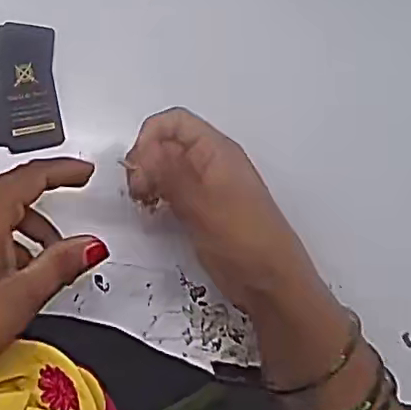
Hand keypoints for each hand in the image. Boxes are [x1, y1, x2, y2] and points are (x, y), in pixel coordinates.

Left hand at [0, 159, 107, 391]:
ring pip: (6, 212)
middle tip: (76, 190)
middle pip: (18, 188)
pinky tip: (26, 273)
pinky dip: (15, 241)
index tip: (84, 171)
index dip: (64, 170)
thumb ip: (60, 263)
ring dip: (34, 226)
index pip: (33, 174)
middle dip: (51, 193)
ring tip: (55, 256)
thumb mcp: (21, 295)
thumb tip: (90, 244)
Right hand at [125, 108, 323, 319]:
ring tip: (144, 203)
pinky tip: (153, 212)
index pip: (173, 122)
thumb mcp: (201, 204)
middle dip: (145, 160)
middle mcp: (212, 162)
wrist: (273, 287)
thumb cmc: (248, 244)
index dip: (149, 137)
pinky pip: (172, 188)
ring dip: (149, 179)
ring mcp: (207, 186)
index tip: (137, 166)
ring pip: (166, 166)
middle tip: (138, 189)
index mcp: (217, 151)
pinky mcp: (202, 208)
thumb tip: (142, 151)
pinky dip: (157, 195)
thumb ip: (168, 173)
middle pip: (166, 142)